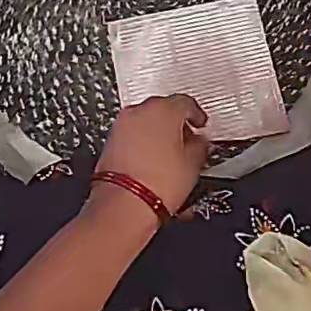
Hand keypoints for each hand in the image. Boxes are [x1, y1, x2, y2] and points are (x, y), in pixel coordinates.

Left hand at [94, 94, 209, 214]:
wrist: (123, 207)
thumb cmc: (155, 185)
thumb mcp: (193, 163)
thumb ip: (200, 145)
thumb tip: (199, 142)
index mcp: (165, 109)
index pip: (187, 103)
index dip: (197, 115)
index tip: (200, 125)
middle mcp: (140, 111)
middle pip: (165, 109)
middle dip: (177, 124)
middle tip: (188, 140)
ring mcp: (122, 125)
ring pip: (147, 121)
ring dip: (159, 132)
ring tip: (170, 155)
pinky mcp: (110, 141)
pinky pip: (133, 134)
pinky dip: (143, 142)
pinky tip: (152, 161)